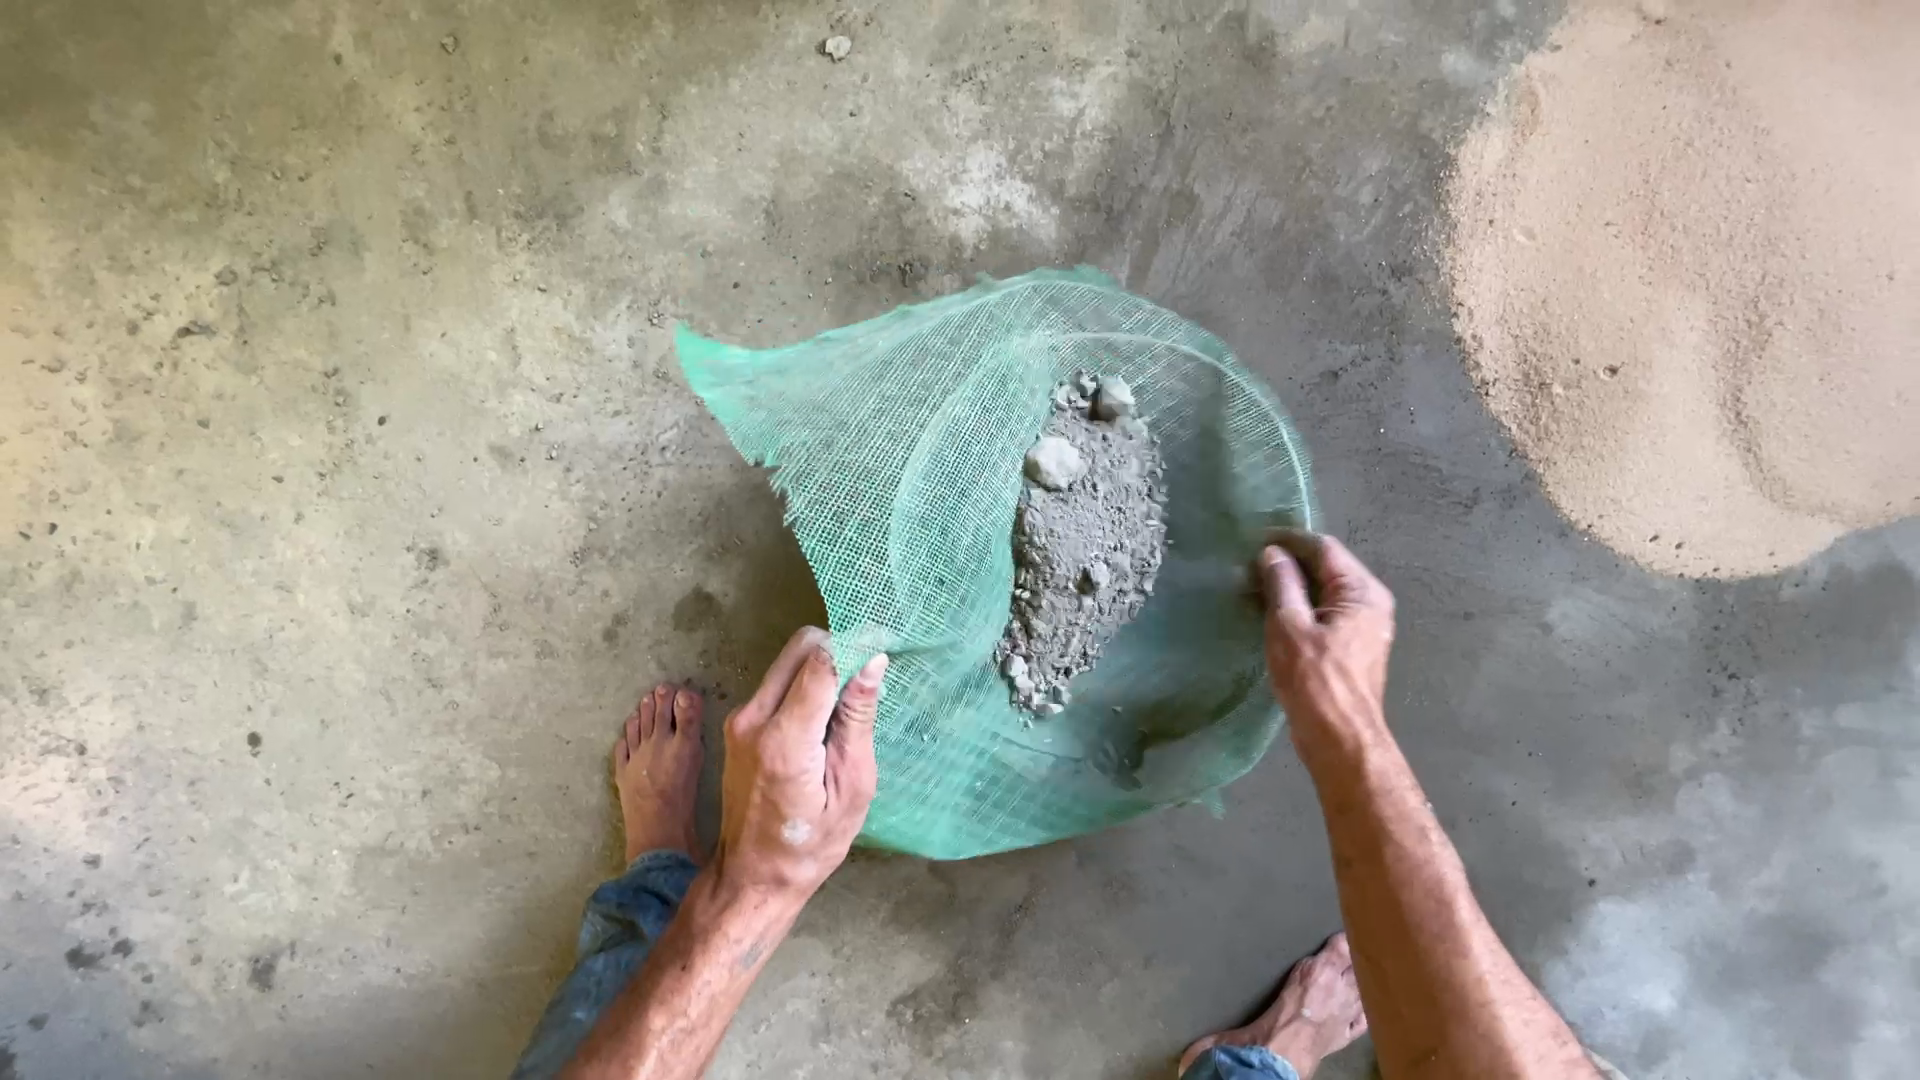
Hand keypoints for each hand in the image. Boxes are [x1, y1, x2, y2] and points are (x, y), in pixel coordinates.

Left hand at [712, 626, 886, 902]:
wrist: (752, 877)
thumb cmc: (811, 844)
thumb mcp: (852, 787)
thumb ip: (857, 720)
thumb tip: (872, 663)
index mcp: (785, 741)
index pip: (821, 663)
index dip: (855, 648)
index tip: (881, 653)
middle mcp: (754, 719)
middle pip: (800, 647)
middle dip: (837, 650)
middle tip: (864, 681)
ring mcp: (740, 718)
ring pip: (787, 660)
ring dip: (821, 668)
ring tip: (845, 709)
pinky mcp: (738, 722)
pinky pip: (777, 681)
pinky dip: (805, 684)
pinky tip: (822, 721)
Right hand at [1257, 531, 1395, 759]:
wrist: (1339, 738)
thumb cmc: (1315, 679)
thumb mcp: (1289, 625)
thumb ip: (1282, 583)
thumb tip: (1273, 553)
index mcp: (1362, 592)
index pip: (1324, 548)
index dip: (1289, 541)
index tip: (1253, 541)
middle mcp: (1369, 603)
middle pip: (1325, 568)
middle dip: (1287, 564)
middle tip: (1247, 566)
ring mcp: (1362, 626)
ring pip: (1321, 592)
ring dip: (1289, 587)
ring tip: (1251, 588)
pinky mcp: (1350, 646)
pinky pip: (1321, 613)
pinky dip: (1297, 608)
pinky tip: (1268, 613)